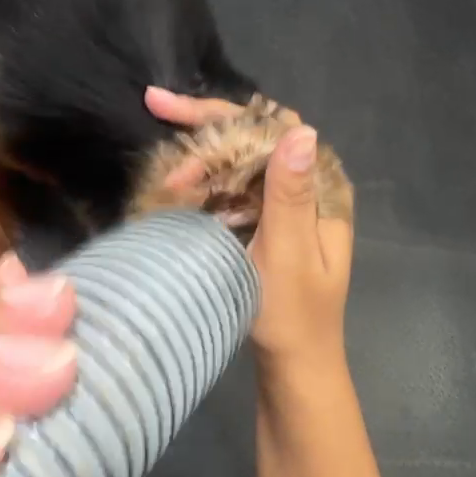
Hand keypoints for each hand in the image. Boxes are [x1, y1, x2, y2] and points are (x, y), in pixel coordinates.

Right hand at [145, 88, 353, 365]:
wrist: (294, 370)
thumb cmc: (293, 317)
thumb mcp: (289, 254)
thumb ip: (290, 195)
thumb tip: (300, 131)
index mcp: (322, 189)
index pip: (273, 128)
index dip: (224, 113)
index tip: (173, 108)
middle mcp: (306, 188)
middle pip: (252, 137)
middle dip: (204, 127)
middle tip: (153, 106)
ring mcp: (285, 206)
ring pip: (239, 161)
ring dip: (201, 160)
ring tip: (166, 176)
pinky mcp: (265, 223)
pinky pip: (233, 188)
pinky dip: (205, 184)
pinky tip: (177, 188)